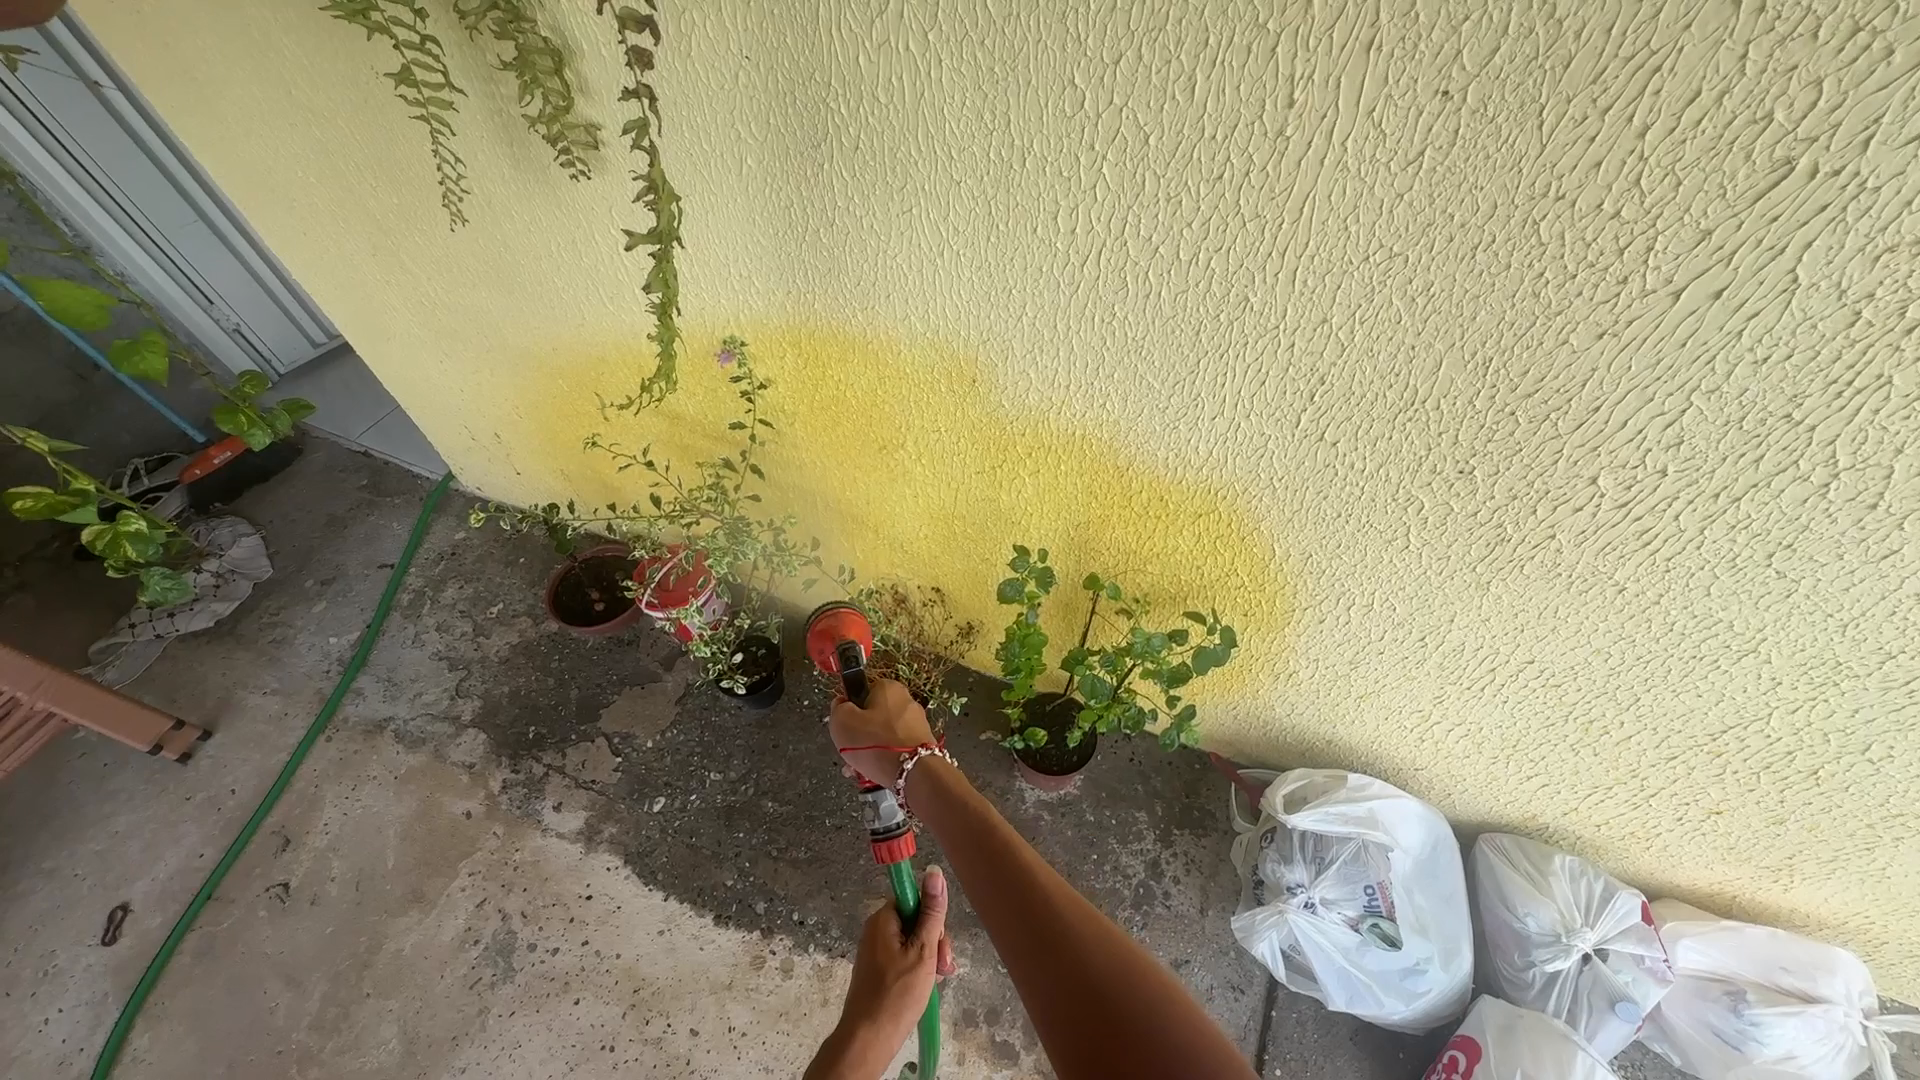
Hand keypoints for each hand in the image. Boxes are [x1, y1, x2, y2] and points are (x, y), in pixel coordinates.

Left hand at [819, 867, 954, 1075]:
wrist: (868, 1039)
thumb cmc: (897, 994)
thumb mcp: (923, 950)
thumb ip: (932, 912)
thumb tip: (934, 871)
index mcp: (883, 918)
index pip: (914, 899)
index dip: (932, 917)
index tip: (939, 940)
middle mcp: (876, 929)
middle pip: (915, 920)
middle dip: (934, 941)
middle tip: (942, 966)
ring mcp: (876, 949)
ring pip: (913, 941)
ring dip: (930, 957)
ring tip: (937, 979)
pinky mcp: (878, 968)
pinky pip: (904, 956)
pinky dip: (918, 968)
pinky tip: (927, 985)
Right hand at [828, 678, 933, 788]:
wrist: (914, 773)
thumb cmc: (876, 744)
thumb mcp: (841, 721)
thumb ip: (838, 708)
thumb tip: (841, 704)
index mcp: (888, 687)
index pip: (862, 694)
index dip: (850, 711)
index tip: (845, 726)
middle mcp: (907, 701)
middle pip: (873, 718)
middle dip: (860, 736)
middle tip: (851, 750)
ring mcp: (917, 724)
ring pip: (883, 736)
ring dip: (869, 751)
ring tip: (860, 768)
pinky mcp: (922, 744)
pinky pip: (896, 750)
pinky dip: (885, 760)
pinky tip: (875, 773)